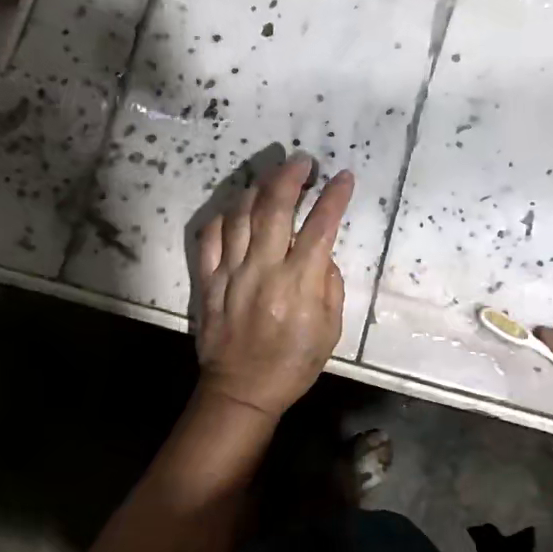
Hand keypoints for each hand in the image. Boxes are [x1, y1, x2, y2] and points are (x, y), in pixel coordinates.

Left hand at [192, 157, 354, 418]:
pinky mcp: (208, 280)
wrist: (241, 390)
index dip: (334, 197)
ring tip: (271, 178)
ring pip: (240, 216)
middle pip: (275, 209)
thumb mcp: (330, 330)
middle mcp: (263, 270)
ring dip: (257, 189)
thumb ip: (329, 285)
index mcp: (298, 284)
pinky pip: (210, 237)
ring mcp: (231, 273)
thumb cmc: (293, 364)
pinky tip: (236, 209)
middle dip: (290, 177)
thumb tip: (321, 253)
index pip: (320, 227)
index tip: (344, 177)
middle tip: (302, 161)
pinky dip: (224, 217)